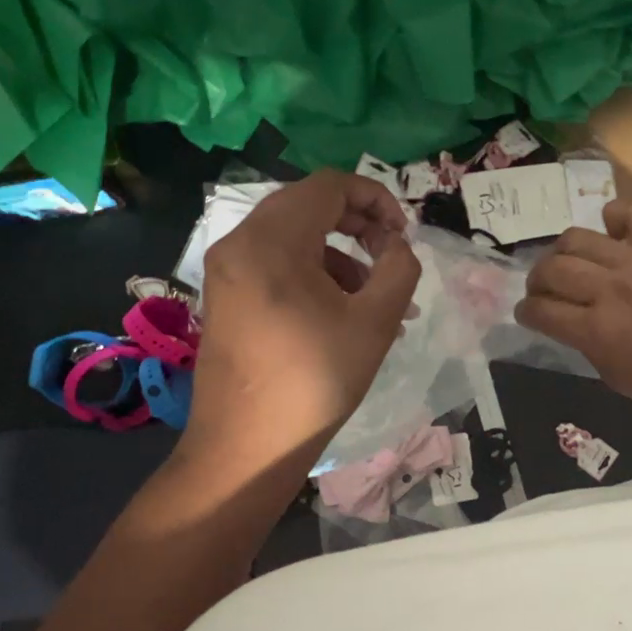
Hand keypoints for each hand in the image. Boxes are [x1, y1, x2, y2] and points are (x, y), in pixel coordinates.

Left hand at [185, 170, 420, 469]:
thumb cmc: (316, 380)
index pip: (329, 186)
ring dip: (342, 254)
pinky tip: (347, 314)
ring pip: (294, 236)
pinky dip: (316, 274)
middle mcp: (240, 244)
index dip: (376, 198)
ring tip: (380, 297)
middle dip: (360, 224)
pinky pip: (277, 264)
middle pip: (308, 205)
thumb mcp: (376, 321)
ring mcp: (228, 271)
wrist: (248, 444)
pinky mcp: (227, 297)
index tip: (404, 235)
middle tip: (394, 256)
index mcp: (272, 242)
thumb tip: (397, 246)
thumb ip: (399, 269)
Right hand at [518, 199, 631, 421]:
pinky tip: (613, 234)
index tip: (529, 314)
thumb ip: (589, 347)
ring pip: (578, 238)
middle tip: (545, 293)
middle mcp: (612, 289)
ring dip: (563, 253)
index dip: (527, 313)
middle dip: (537, 282)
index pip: (541, 310)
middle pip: (552, 269)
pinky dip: (616, 217)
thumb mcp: (619, 379)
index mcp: (599, 330)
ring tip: (572, 265)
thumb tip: (571, 324)